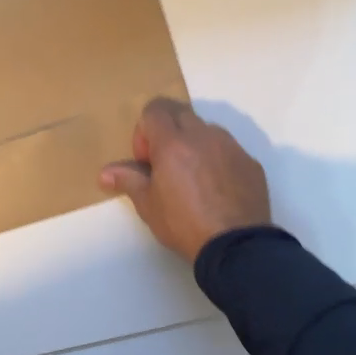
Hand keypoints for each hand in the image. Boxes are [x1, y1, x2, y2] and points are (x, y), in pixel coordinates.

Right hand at [99, 98, 271, 260]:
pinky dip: (215, 159)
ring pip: (205, 130)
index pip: (154, 109)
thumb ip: (127, 180)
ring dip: (192, 144)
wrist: (236, 245)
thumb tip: (105, 173)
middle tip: (164, 166)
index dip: (144, 131)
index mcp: (173, 143)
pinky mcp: (250, 162)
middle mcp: (203, 135)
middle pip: (180, 113)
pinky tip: (215, 190)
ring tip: (191, 179)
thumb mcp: (147, 205)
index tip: (146, 160)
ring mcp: (231, 146)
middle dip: (167, 131)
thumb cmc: (183, 223)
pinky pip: (227, 149)